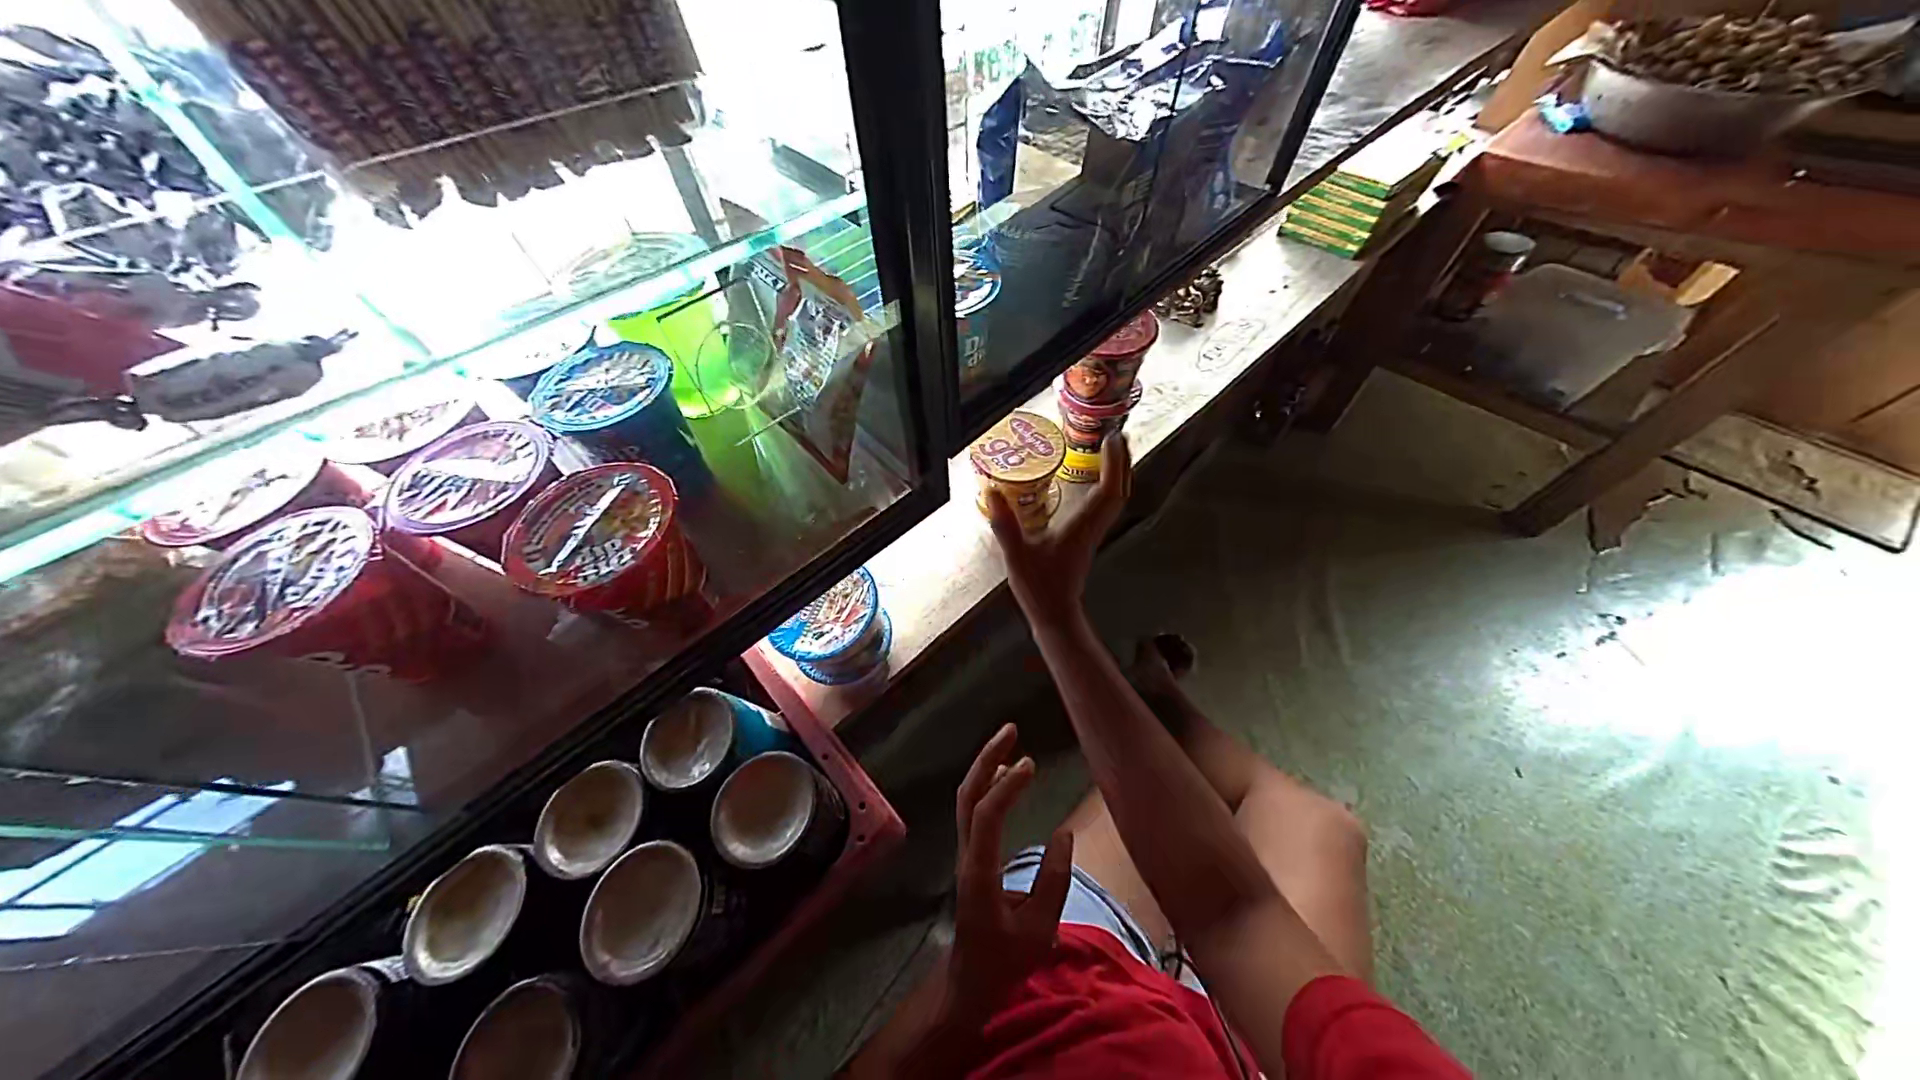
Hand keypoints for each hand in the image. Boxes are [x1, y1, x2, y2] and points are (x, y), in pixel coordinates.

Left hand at [948, 723, 1072, 1018]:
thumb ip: (1054, 880)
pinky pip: (973, 809)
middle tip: (1011, 730)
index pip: (988, 815)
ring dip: (986, 767)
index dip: (1008, 786)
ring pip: (967, 798)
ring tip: (1009, 743)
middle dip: (988, 758)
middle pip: (968, 795)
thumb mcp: (1039, 928)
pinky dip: (987, 785)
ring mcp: (965, 853)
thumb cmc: (1006, 960)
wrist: (970, 980)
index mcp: (981, 871)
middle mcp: (967, 855)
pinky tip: (1005, 776)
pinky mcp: (971, 855)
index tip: (1032, 764)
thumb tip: (1063, 833)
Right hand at [986, 434, 1131, 629]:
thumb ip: (1006, 525)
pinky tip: (1097, 479)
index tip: (1111, 439)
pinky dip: (1108, 486)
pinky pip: (1105, 505)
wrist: (1055, 614)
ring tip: (1111, 450)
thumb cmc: (1039, 588)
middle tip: (1115, 434)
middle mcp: (1093, 527)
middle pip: (1119, 489)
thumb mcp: (1017, 556)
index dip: (1113, 463)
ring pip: (1116, 497)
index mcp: (1081, 528)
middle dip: (1121, 460)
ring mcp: (1093, 533)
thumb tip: (993, 492)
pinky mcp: (1087, 537)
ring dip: (1118, 472)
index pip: (1108, 490)